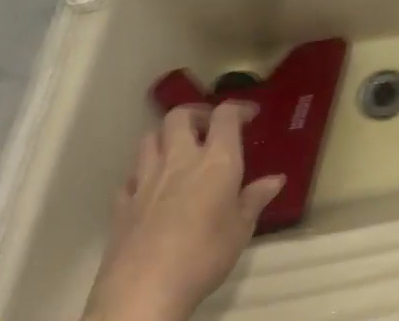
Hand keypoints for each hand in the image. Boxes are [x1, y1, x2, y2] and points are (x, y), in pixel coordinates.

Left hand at [83, 102, 285, 320]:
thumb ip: (256, 199)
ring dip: (164, 137)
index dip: (238, 108)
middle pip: (179, 116)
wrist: (143, 291)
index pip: (225, 115)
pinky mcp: (122, 204)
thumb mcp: (241, 229)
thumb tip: (276, 179)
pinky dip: (141, 174)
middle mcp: (180, 160)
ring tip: (177, 151)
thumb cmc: (204, 255)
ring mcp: (146, 180)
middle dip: (195, 114)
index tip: (249, 115)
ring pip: (149, 139)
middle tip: (208, 127)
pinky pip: (130, 176)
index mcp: (216, 160)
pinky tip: (149, 188)